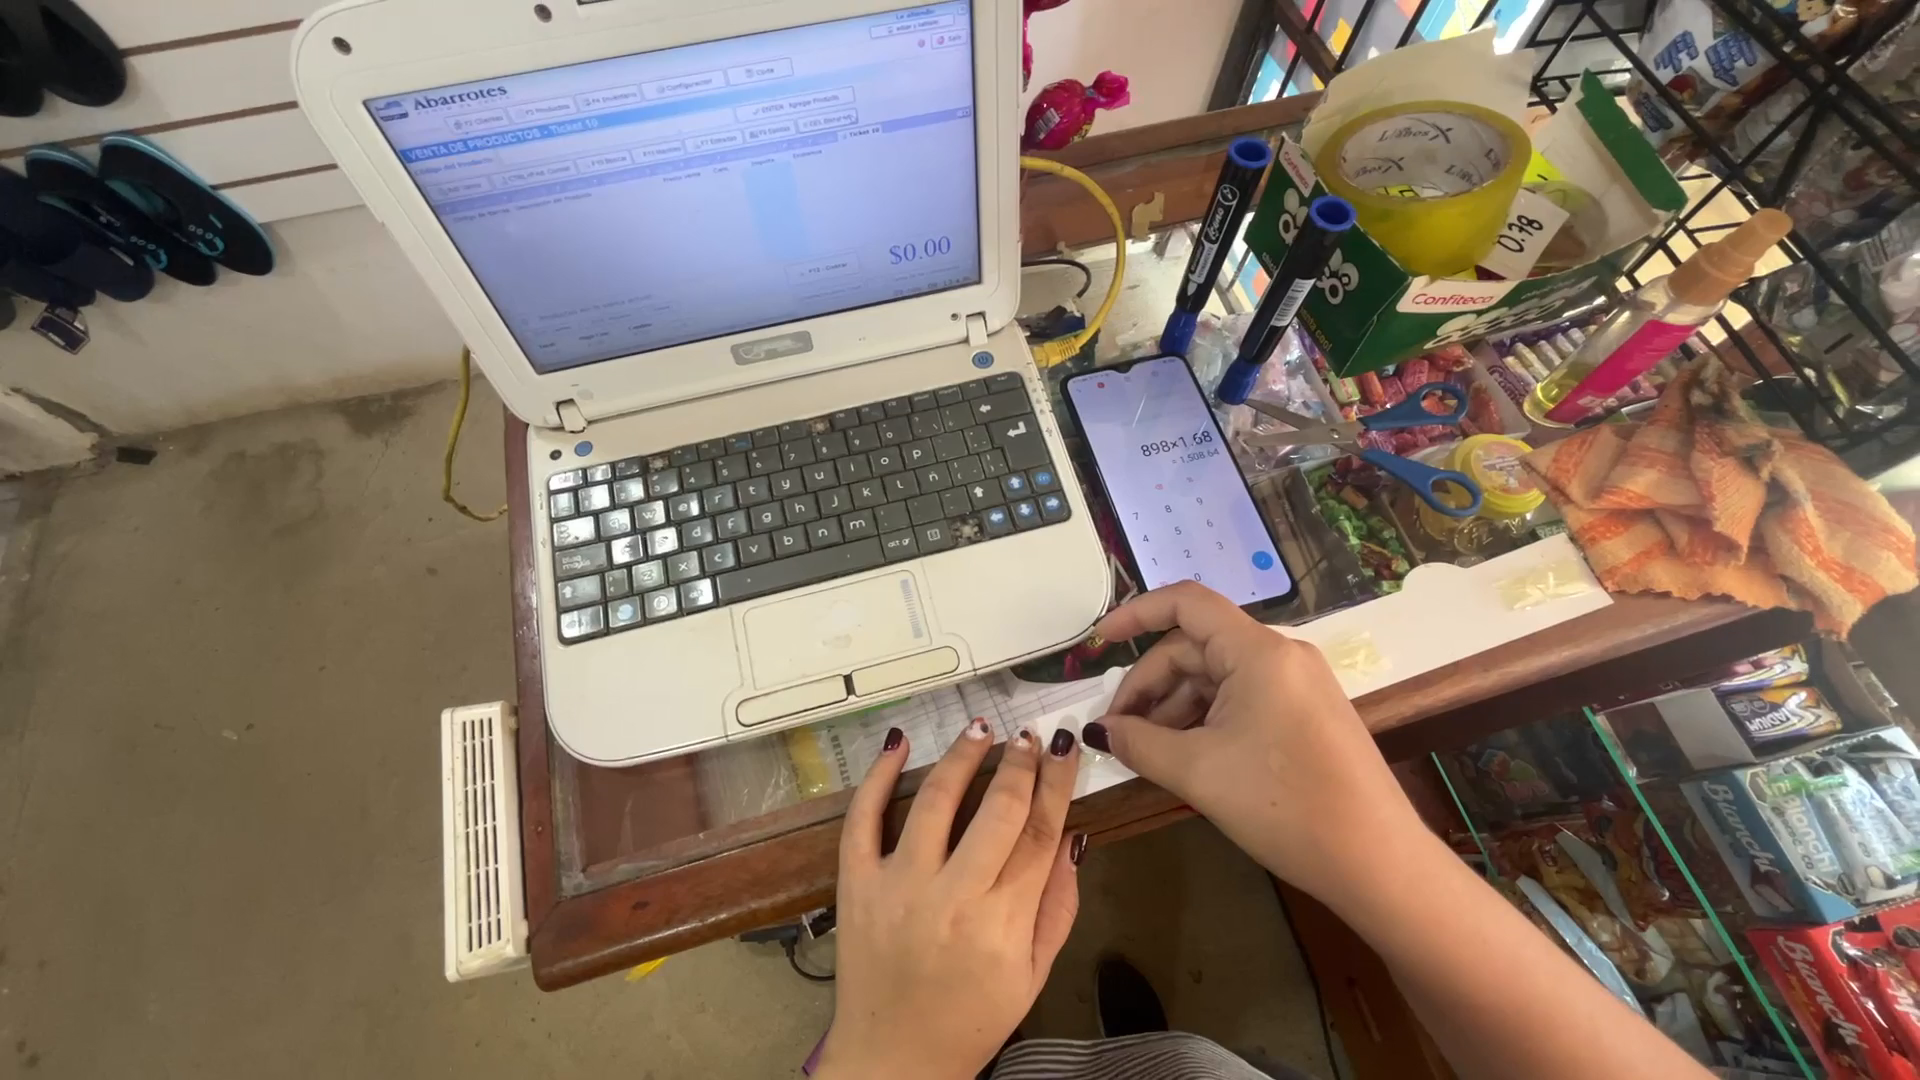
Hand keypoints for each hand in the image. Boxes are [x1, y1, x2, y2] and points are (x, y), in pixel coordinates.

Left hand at [815, 719, 1084, 1079]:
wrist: (892, 1060)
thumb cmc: (972, 1019)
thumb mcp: (1034, 975)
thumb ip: (1058, 906)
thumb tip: (1072, 836)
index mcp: (1003, 923)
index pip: (1041, 834)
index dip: (1057, 783)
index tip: (1064, 745)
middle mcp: (952, 897)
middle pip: (997, 811)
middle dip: (1019, 764)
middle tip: (1029, 735)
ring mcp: (898, 885)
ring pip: (934, 802)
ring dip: (961, 757)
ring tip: (980, 728)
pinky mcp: (856, 884)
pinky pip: (862, 819)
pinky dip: (877, 776)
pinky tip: (898, 742)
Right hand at [1084, 582, 1427, 910]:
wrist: (1380, 865)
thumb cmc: (1285, 806)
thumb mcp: (1198, 772)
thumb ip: (1138, 742)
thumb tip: (1100, 730)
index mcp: (1258, 652)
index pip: (1186, 602)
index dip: (1136, 612)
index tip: (1100, 640)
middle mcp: (1280, 655)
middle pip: (1195, 648)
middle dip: (1150, 684)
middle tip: (1117, 730)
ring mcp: (1296, 685)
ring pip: (1215, 677)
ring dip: (1174, 706)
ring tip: (1146, 750)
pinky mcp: (1304, 714)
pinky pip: (1239, 699)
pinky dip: (1203, 719)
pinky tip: (1184, 755)